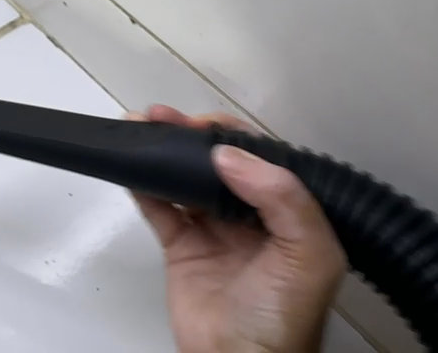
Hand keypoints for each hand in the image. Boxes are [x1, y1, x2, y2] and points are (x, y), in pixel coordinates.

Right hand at [131, 107, 345, 352]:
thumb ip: (284, 201)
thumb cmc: (282, 320)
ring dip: (161, 150)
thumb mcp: (308, 259)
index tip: (201, 123)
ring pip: (184, 176)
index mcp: (287, 216)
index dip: (231, 133)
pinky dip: (141, 183)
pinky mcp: (179, 246)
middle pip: (215, 161)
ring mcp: (212, 230)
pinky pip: (157, 205)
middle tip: (161, 117)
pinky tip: (129, 165)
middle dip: (188, 133)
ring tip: (138, 127)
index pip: (260, 158)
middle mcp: (250, 217)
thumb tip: (227, 156)